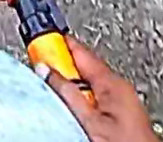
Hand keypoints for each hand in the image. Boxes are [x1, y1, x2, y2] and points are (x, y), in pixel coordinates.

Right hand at [39, 37, 160, 141]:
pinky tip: (75, 112)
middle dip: (64, 69)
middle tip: (43, 71)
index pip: (79, 50)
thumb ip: (67, 94)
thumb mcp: (88, 122)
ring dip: (73, 87)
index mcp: (112, 81)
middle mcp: (119, 87)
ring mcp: (123, 102)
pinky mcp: (123, 117)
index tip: (39, 41)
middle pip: (84, 68)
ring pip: (90, 85)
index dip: (58, 44)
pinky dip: (83, 100)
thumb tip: (45, 69)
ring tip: (57, 95)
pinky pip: (97, 99)